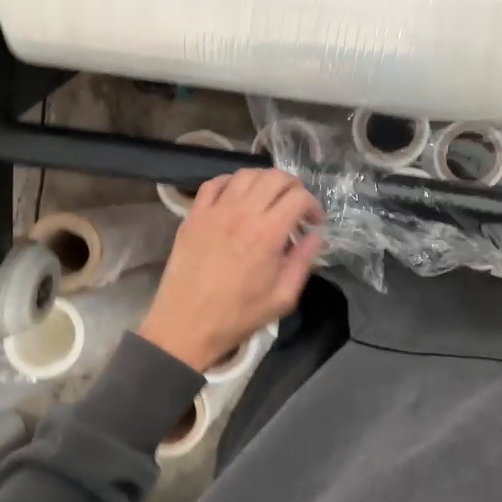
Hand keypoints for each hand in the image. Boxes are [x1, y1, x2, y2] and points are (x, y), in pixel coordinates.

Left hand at [138, 169, 323, 372]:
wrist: (185, 327)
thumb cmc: (237, 316)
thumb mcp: (282, 297)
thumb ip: (303, 262)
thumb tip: (316, 237)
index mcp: (268, 233)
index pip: (299, 197)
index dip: (313, 205)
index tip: (314, 223)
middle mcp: (242, 213)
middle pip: (275, 177)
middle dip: (293, 187)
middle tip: (296, 206)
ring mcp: (215, 211)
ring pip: (245, 174)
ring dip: (264, 181)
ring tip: (268, 199)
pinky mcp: (193, 215)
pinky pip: (214, 183)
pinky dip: (231, 182)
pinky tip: (237, 197)